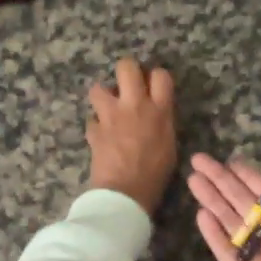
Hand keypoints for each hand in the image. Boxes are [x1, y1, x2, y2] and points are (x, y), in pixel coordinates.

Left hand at [86, 58, 176, 214]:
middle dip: (126, 71)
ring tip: (107, 109)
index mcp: (159, 111)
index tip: (152, 86)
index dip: (155, 77)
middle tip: (127, 85)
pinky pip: (91, 120)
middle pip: (126, 67)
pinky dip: (95, 126)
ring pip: (98, 88)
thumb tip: (155, 115)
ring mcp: (111, 117)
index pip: (160, 75)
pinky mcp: (94, 130)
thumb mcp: (169, 146)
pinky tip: (100, 136)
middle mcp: (134, 106)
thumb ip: (162, 123)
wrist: (126, 194)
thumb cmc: (155, 175)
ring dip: (102, 96)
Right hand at [187, 154, 260, 260]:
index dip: (251, 178)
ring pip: (232, 224)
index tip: (232, 161)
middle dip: (222, 183)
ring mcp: (259, 259)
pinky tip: (201, 216)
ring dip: (213, 202)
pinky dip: (215, 236)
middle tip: (200, 161)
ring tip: (194, 181)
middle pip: (244, 204)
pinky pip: (228, 254)